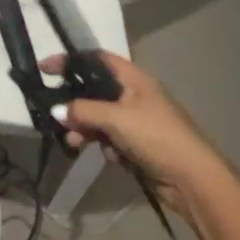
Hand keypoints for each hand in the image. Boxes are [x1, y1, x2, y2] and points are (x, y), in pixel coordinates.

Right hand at [45, 52, 231, 213]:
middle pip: (94, 90)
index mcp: (134, 79)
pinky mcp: (138, 144)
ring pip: (98, 117)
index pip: (96, 59)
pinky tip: (104, 155)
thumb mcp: (116, 118)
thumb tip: (56, 110)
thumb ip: (82, 110)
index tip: (45, 70)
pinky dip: (101, 143)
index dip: (70, 61)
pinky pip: (109, 137)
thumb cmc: (156, 137)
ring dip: (84, 127)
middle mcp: (134, 95)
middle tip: (55, 114)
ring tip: (73, 142)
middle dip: (74, 103)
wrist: (194, 180)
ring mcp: (137, 120)